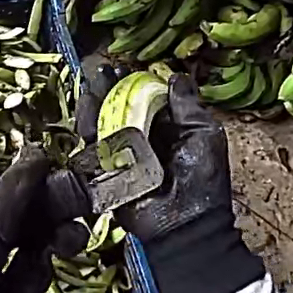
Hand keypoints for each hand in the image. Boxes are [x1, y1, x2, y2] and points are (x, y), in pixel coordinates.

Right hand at [75, 61, 233, 243]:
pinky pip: (92, 148)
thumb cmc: (202, 181)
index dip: (133, 81)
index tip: (122, 66)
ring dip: (94, 103)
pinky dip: (88, 129)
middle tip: (99, 70)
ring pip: (102, 124)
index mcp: (167, 129)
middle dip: (107, 88)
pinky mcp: (106, 173)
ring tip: (91, 84)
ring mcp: (122, 156)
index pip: (145, 99)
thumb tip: (176, 76)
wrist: (184, 225)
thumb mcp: (204, 135)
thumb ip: (188, 106)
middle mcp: (142, 139)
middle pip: (118, 108)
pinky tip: (87, 112)